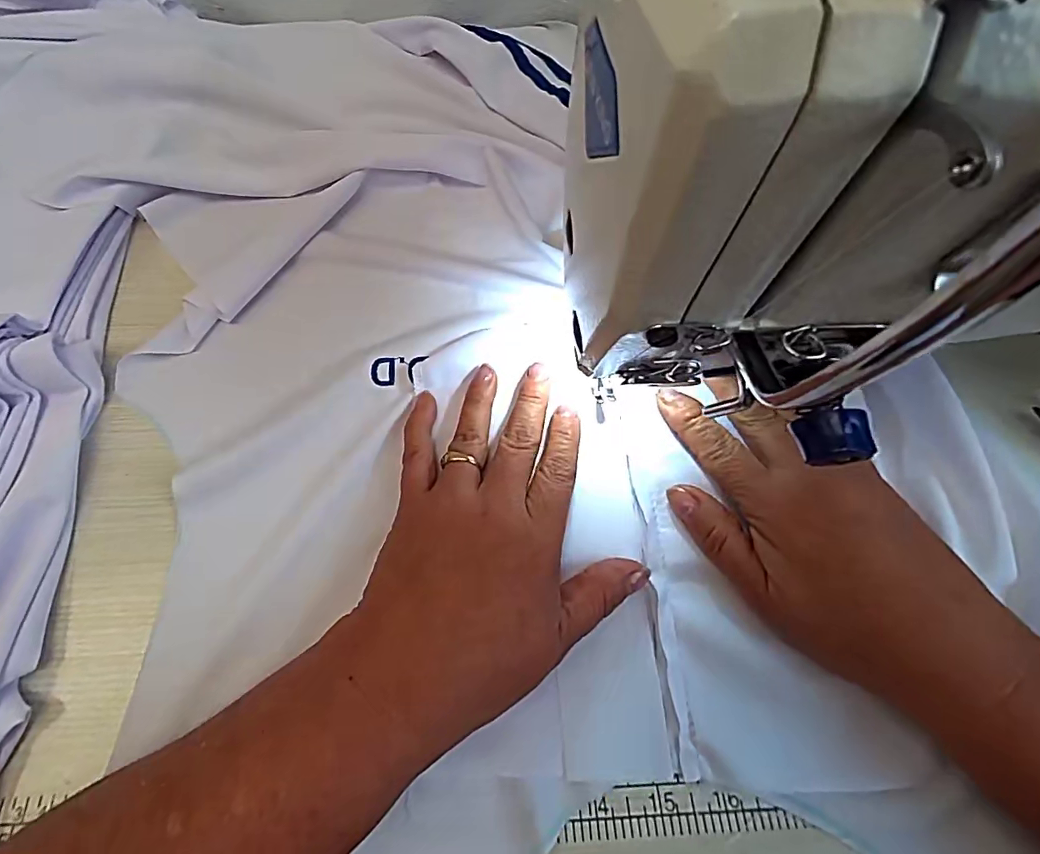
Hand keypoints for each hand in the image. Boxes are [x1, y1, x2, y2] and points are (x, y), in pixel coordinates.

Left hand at [342, 364, 649, 753]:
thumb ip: (595, 596)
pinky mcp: (411, 508)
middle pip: (518, 442)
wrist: (406, 669)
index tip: (570, 408)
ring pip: (469, 439)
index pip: (557, 472)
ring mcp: (449, 504)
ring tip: (490, 371)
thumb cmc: (479, 661)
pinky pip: (416, 456)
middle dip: (531, 401)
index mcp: (532, 539)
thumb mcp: (553, 637)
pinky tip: (425, 403)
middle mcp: (492, 511)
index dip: (566, 436)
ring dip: (481, 401)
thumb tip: (633, 573)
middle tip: (539, 370)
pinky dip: (419, 426)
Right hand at [655, 389, 1039, 715]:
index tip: (667, 398)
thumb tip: (680, 494)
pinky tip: (793, 412)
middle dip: (724, 389)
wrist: (947, 642)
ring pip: (792, 417)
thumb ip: (718, 538)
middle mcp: (807, 474)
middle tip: (702, 367)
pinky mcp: (872, 478)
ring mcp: (844, 471)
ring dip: (761, 392)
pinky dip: (799, 411)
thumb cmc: (847, 627)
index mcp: (774, 502)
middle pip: (756, 417)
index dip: (688, 421)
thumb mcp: (765, 594)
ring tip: (739, 377)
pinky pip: (825, 430)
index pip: (717, 449)